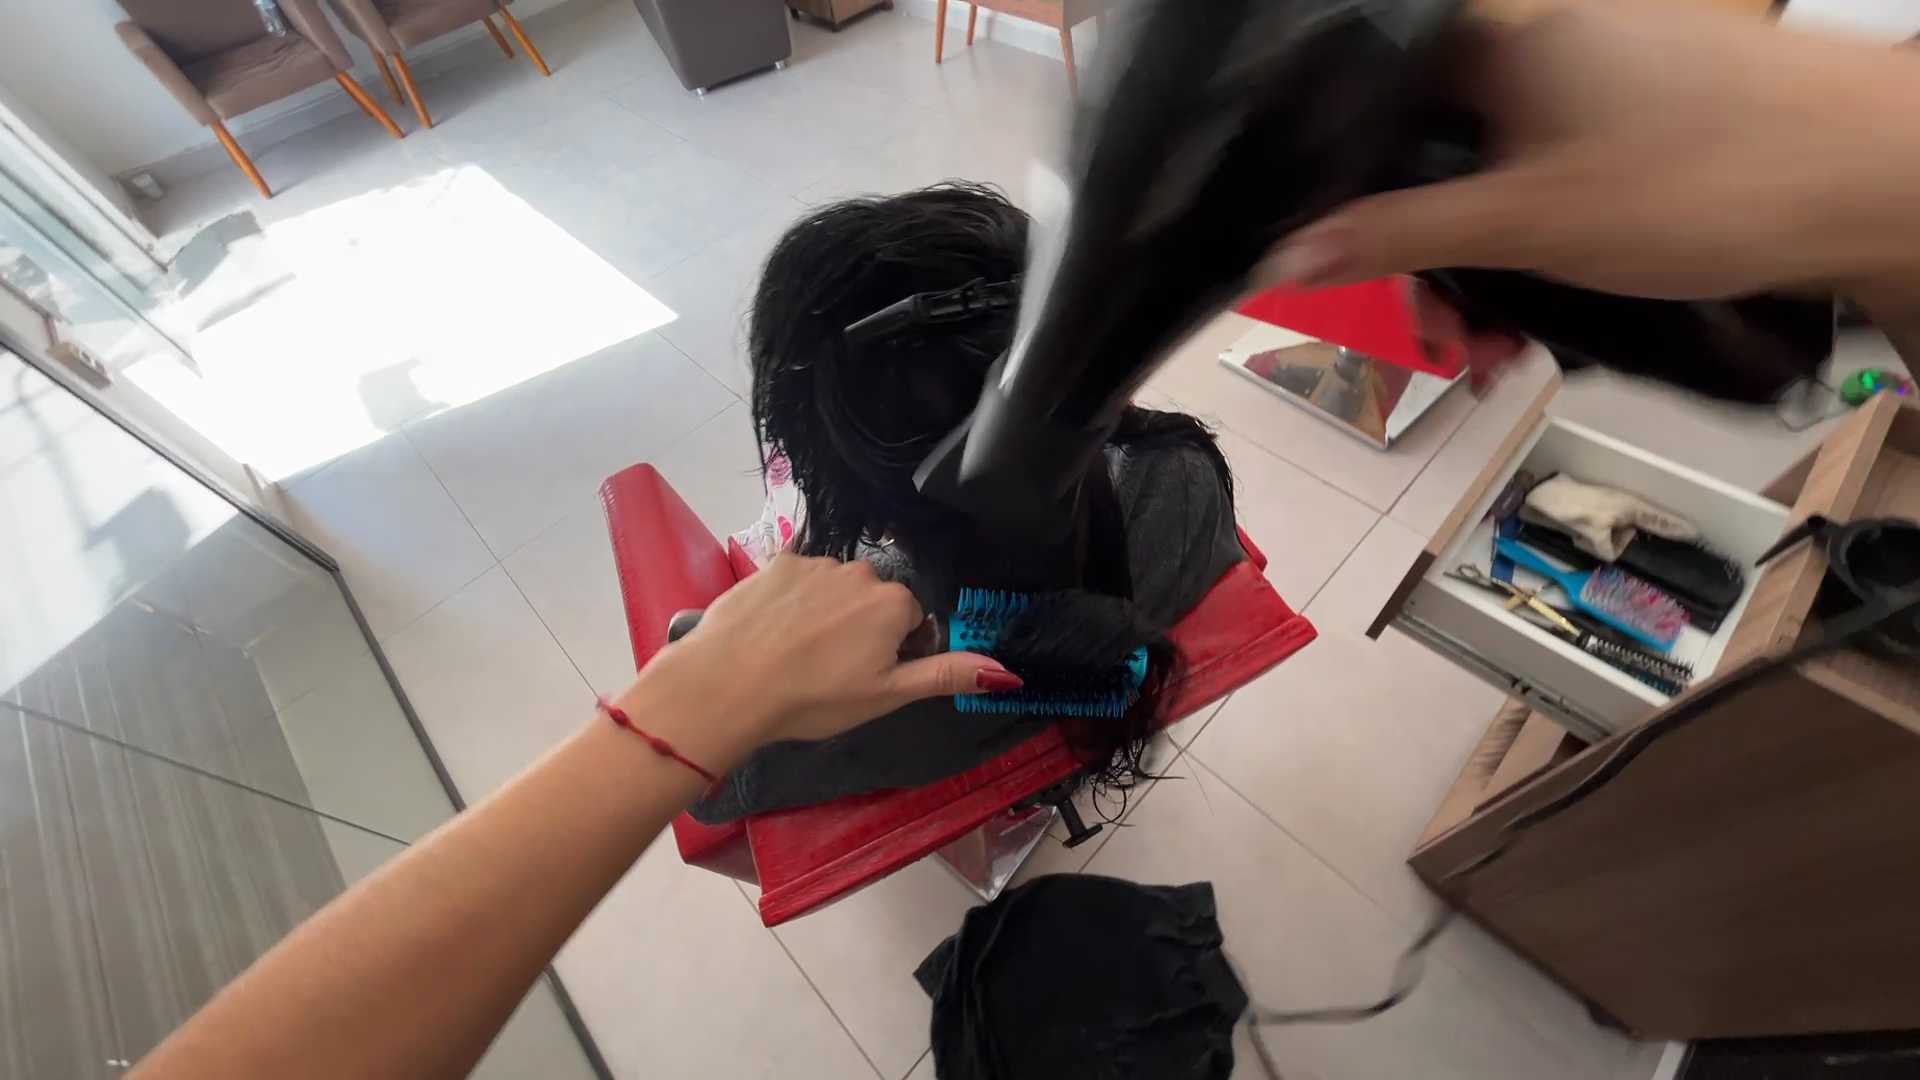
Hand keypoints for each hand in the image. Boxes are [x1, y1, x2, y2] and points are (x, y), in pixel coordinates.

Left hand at [618, 554, 1015, 769]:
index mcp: (894, 603)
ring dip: (829, 613)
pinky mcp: (778, 561)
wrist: (727, 683)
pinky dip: (794, 599)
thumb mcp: (887, 694)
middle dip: (863, 628)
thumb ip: (946, 675)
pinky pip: (800, 578)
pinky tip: (774, 630)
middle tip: (831, 669)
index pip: (911, 623)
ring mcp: (817, 562)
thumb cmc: (814, 697)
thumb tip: (1008, 672)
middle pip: (875, 602)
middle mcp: (862, 571)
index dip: (894, 653)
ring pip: (837, 589)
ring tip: (798, 652)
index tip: (865, 677)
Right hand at [1261, 5, 1919, 302]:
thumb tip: (1279, 261)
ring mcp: (1592, 97)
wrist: (1893, 188)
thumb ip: (1391, 238)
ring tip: (1482, 351)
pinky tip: (1523, 327)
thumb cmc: (1703, 183)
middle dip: (1421, 263)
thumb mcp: (1518, 223)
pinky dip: (1519, 264)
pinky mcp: (1629, 134)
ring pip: (1484, 195)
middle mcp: (1546, 58)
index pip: (1383, 102)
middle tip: (1430, 332)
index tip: (1345, 252)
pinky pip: (1536, 200)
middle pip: (1431, 166)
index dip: (1348, 181)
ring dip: (1471, 281)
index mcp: (1510, 48)